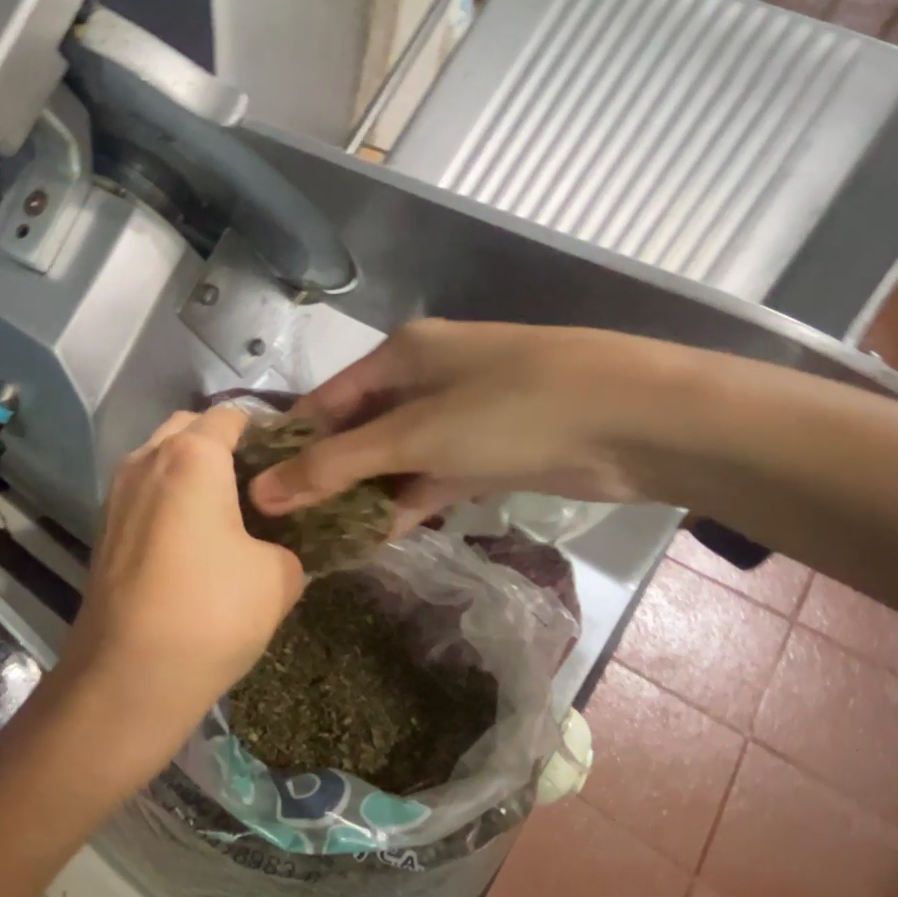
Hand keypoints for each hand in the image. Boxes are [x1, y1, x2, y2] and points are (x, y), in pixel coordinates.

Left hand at [64, 407, 305, 733]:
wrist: (129, 675)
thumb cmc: (211, 612)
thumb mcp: (278, 575)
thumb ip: (285, 542)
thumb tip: (271, 544)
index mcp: (191, 456)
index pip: (231, 415)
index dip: (265, 430)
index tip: (292, 461)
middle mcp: (145, 460)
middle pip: (188, 429)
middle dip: (223, 445)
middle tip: (260, 484)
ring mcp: (116, 494)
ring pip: (159, 461)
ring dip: (191, 473)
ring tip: (228, 513)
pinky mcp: (103, 529)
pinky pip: (143, 495)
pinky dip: (168, 501)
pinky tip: (193, 541)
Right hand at [247, 320, 683, 529]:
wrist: (640, 421)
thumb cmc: (513, 409)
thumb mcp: (414, 436)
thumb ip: (335, 467)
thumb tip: (260, 493)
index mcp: (400, 354)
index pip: (325, 400)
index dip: (291, 444)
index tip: (257, 492)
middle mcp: (425, 378)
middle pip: (358, 431)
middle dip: (326, 476)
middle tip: (286, 528)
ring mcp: (461, 416)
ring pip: (394, 458)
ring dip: (364, 496)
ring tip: (321, 542)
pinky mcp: (491, 452)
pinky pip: (431, 478)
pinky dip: (406, 505)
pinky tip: (374, 540)